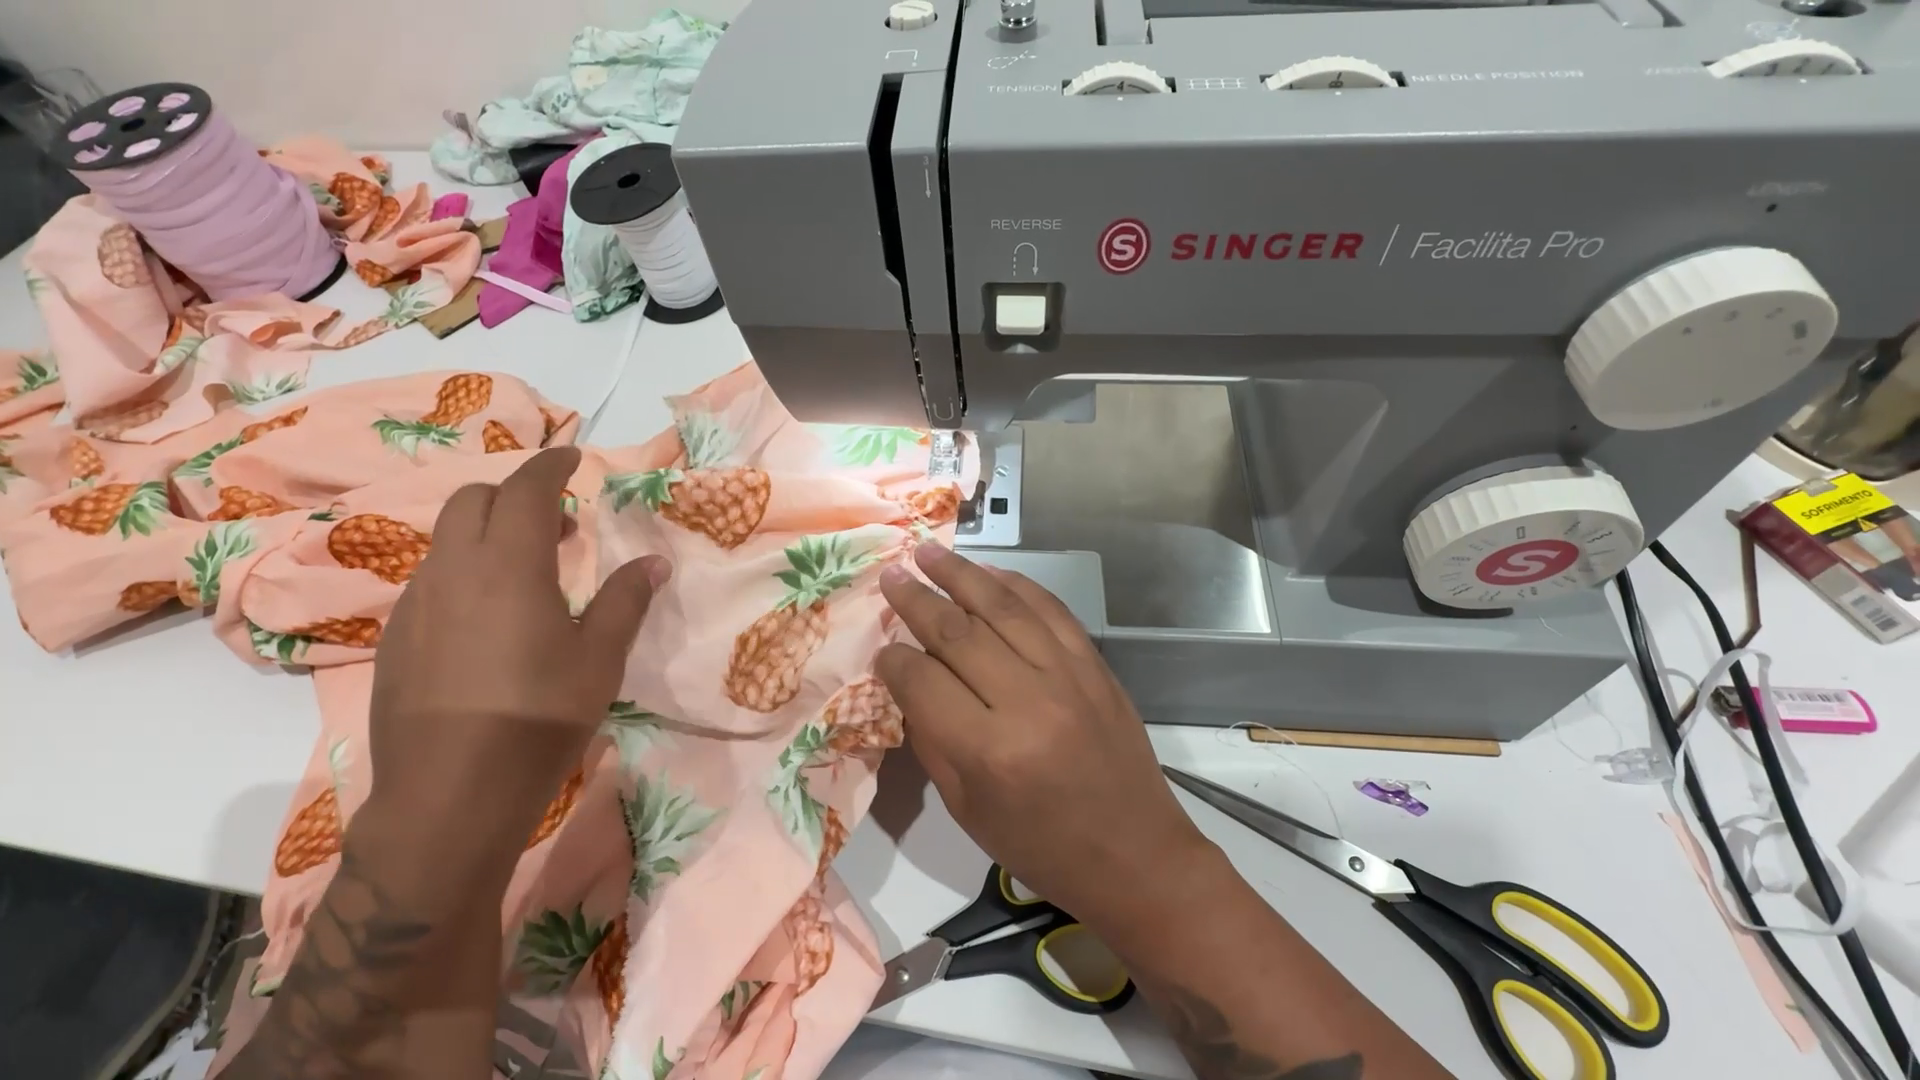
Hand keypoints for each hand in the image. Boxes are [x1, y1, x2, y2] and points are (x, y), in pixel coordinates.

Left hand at [365, 447, 669, 863]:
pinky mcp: (396, 638)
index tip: (573, 458)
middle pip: (472, 501)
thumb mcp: (600, 659)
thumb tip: (653, 561)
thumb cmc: (539, 718)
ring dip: (487, 534)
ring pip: (447, 540)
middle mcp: (453, 569)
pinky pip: (432, 580)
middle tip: (557, 522)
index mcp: (508, 563)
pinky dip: (464, 571)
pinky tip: (489, 618)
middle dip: (514, 494)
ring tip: (527, 571)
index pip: (525, 488)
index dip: (551, 465)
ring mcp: (415, 603)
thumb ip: (626, 601)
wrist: (449, 793)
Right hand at [876, 544, 1214, 930]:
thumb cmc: (1040, 846)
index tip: (880, 650)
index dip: (893, 660)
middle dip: (916, 599)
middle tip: (890, 575)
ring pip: (1004, 606)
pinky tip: (989, 574)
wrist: (1135, 854)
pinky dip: (1016, 584)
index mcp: (989, 750)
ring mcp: (1068, 676)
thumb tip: (909, 681)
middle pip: (958, 632)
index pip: (922, 681)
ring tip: (928, 552)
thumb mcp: (967, 809)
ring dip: (961, 574)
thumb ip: (933, 739)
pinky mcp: (1095, 665)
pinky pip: (1050, 609)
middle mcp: (1028, 701)